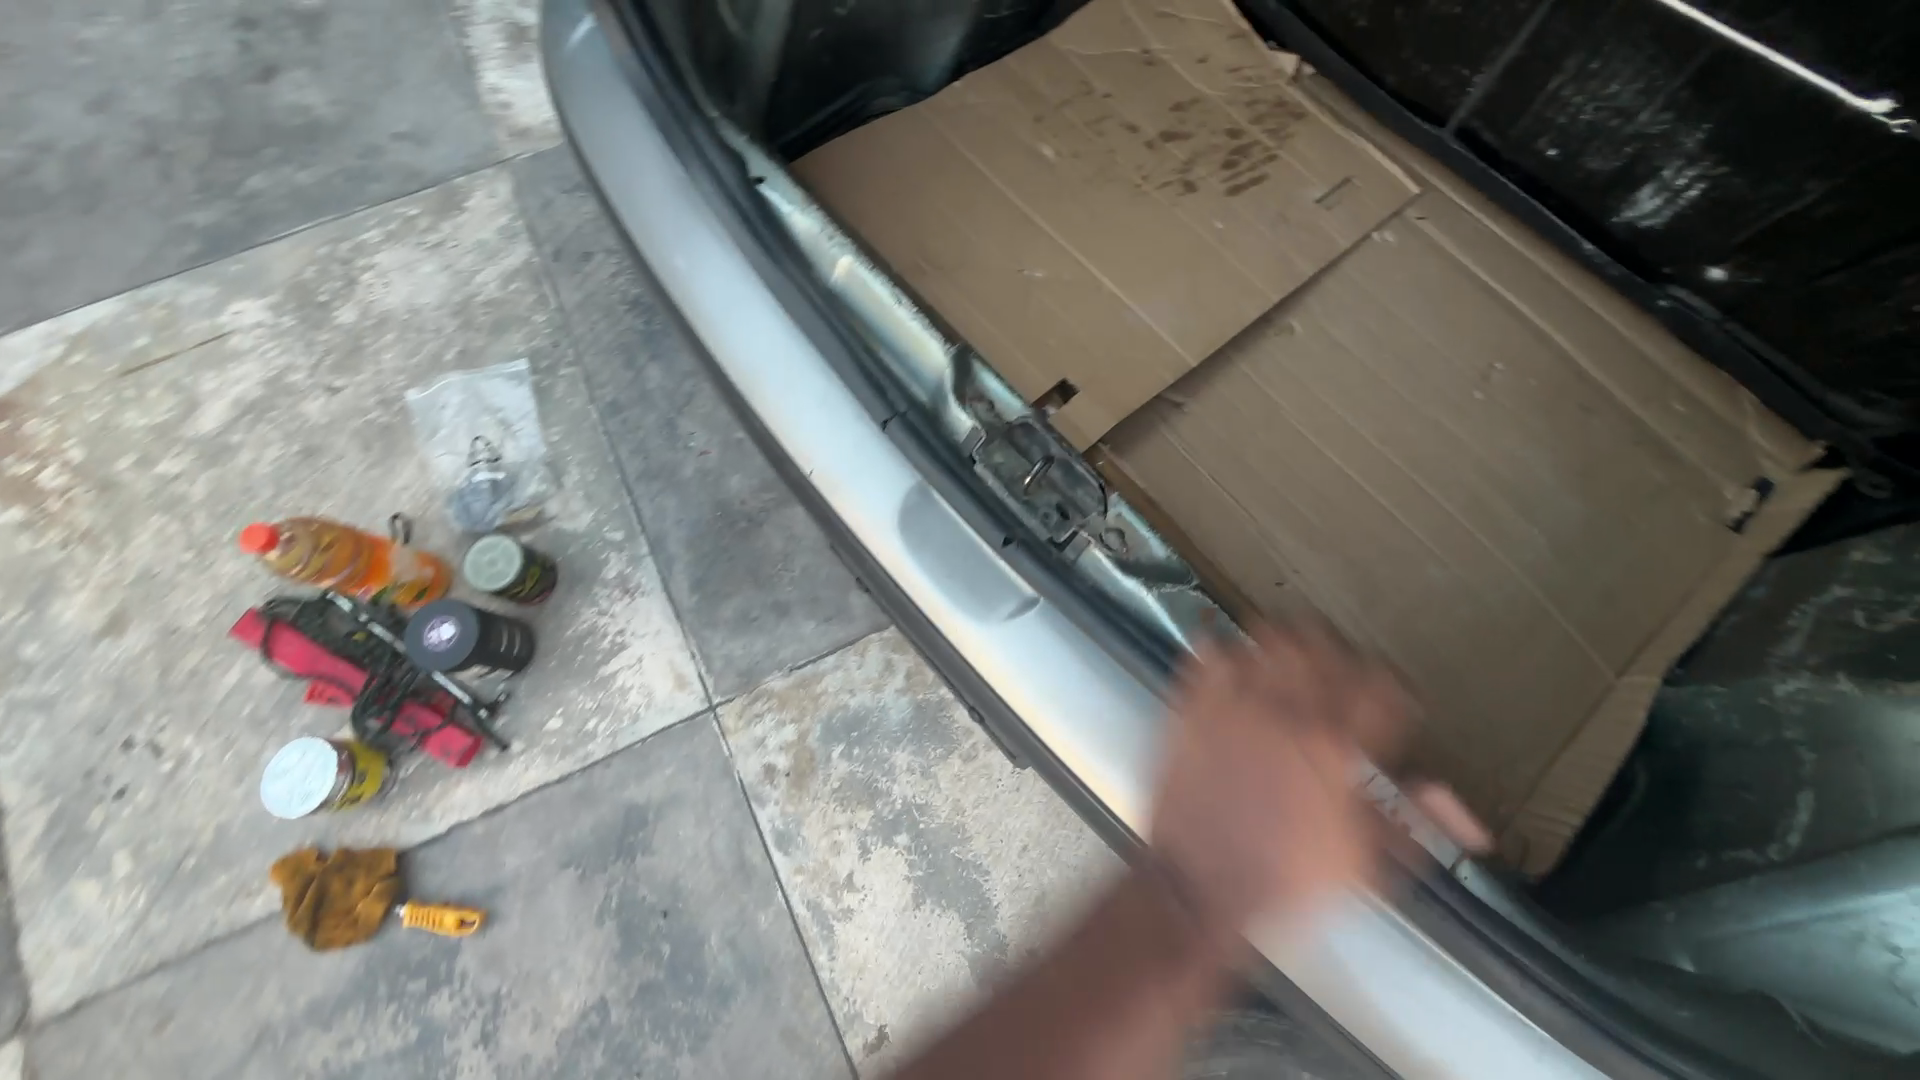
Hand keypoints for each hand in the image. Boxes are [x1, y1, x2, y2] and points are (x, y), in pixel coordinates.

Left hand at [1149, 623, 1473, 936]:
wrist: (1198, 884)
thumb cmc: (1283, 880)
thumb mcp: (1362, 864)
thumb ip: (1409, 821)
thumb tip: (1450, 799)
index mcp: (1337, 748)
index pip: (1380, 685)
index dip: (1390, 683)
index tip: (1386, 695)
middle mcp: (1288, 713)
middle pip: (1322, 645)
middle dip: (1335, 649)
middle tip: (1332, 665)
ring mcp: (1234, 705)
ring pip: (1266, 636)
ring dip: (1279, 639)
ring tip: (1280, 653)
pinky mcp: (1191, 706)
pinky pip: (1206, 651)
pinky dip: (1216, 644)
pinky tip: (1220, 649)